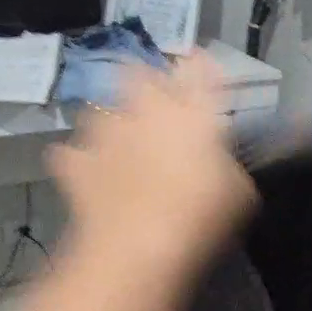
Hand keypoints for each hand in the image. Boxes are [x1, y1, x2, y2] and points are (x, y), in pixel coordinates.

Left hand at [26, 55, 256, 310]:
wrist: (139, 246)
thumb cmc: (202, 218)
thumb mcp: (239, 192)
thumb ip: (226, 164)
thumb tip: (219, 161)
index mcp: (194, 111)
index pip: (199, 70)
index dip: (199, 64)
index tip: (200, 64)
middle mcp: (146, 109)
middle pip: (139, 72)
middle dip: (144, 79)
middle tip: (153, 99)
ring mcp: (105, 133)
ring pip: (100, 107)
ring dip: (109, 118)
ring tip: (118, 139)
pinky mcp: (76, 163)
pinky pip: (72, 154)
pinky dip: (80, 161)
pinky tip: (88, 173)